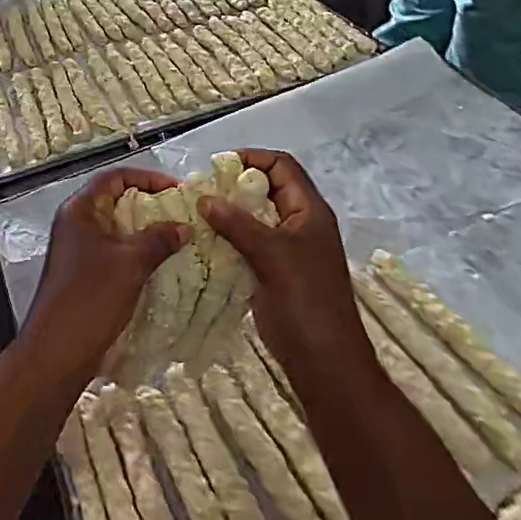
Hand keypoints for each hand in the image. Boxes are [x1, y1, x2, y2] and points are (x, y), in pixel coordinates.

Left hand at [21, 166, 186, 374]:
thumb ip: (159, 240)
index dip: (146, 178)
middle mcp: (76, 223)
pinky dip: (136, 250)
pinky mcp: (84, 272)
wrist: (57, 352)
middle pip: (115, 200)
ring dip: (145, 229)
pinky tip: (159, 262)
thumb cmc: (91, 298)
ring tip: (176, 236)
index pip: (114, 177)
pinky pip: (115, 250)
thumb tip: (184, 227)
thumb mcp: (131, 263)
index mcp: (80, 210)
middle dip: (149, 204)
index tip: (175, 189)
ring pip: (116, 227)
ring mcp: (78, 249)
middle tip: (180, 212)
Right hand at [198, 150, 368, 378]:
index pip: (282, 167)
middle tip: (201, 191)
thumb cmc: (306, 300)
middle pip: (266, 190)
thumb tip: (204, 198)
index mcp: (309, 211)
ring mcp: (286, 249)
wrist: (323, 360)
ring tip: (197, 214)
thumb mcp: (273, 255)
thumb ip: (238, 224)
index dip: (253, 159)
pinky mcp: (272, 271)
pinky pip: (247, 244)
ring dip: (228, 214)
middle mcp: (298, 224)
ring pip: (254, 218)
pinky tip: (204, 242)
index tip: (219, 165)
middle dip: (235, 186)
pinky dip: (227, 238)